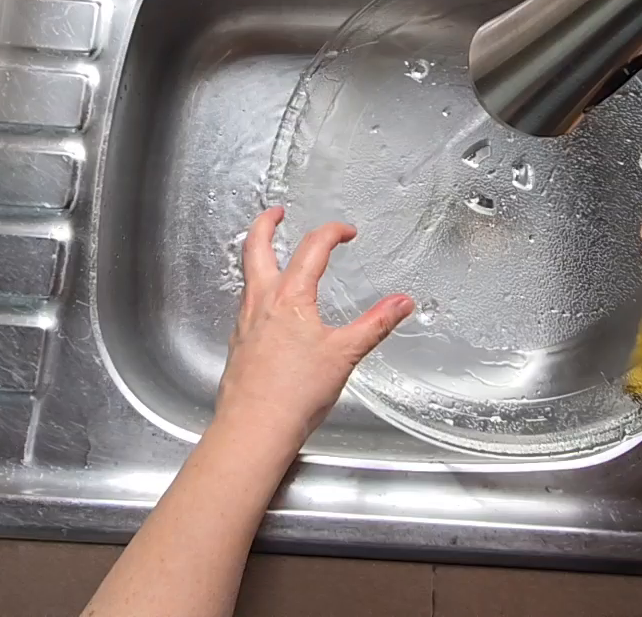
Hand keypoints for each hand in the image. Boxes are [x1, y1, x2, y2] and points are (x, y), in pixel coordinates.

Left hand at [213, 208, 414, 456]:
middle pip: (256, 246)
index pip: (312, 247)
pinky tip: (270, 305)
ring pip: (247, 272)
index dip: (332, 232)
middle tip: (277, 212)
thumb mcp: (344, 354)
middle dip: (266, 223)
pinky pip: (247, 301)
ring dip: (259, 253)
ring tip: (272, 251)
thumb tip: (402, 302)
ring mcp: (245, 319)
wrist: (252, 429)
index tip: (347, 232)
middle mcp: (261, 299)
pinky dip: (258, 287)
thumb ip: (375, 324)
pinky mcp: (239, 341)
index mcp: (290, 295)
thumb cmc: (295, 392)